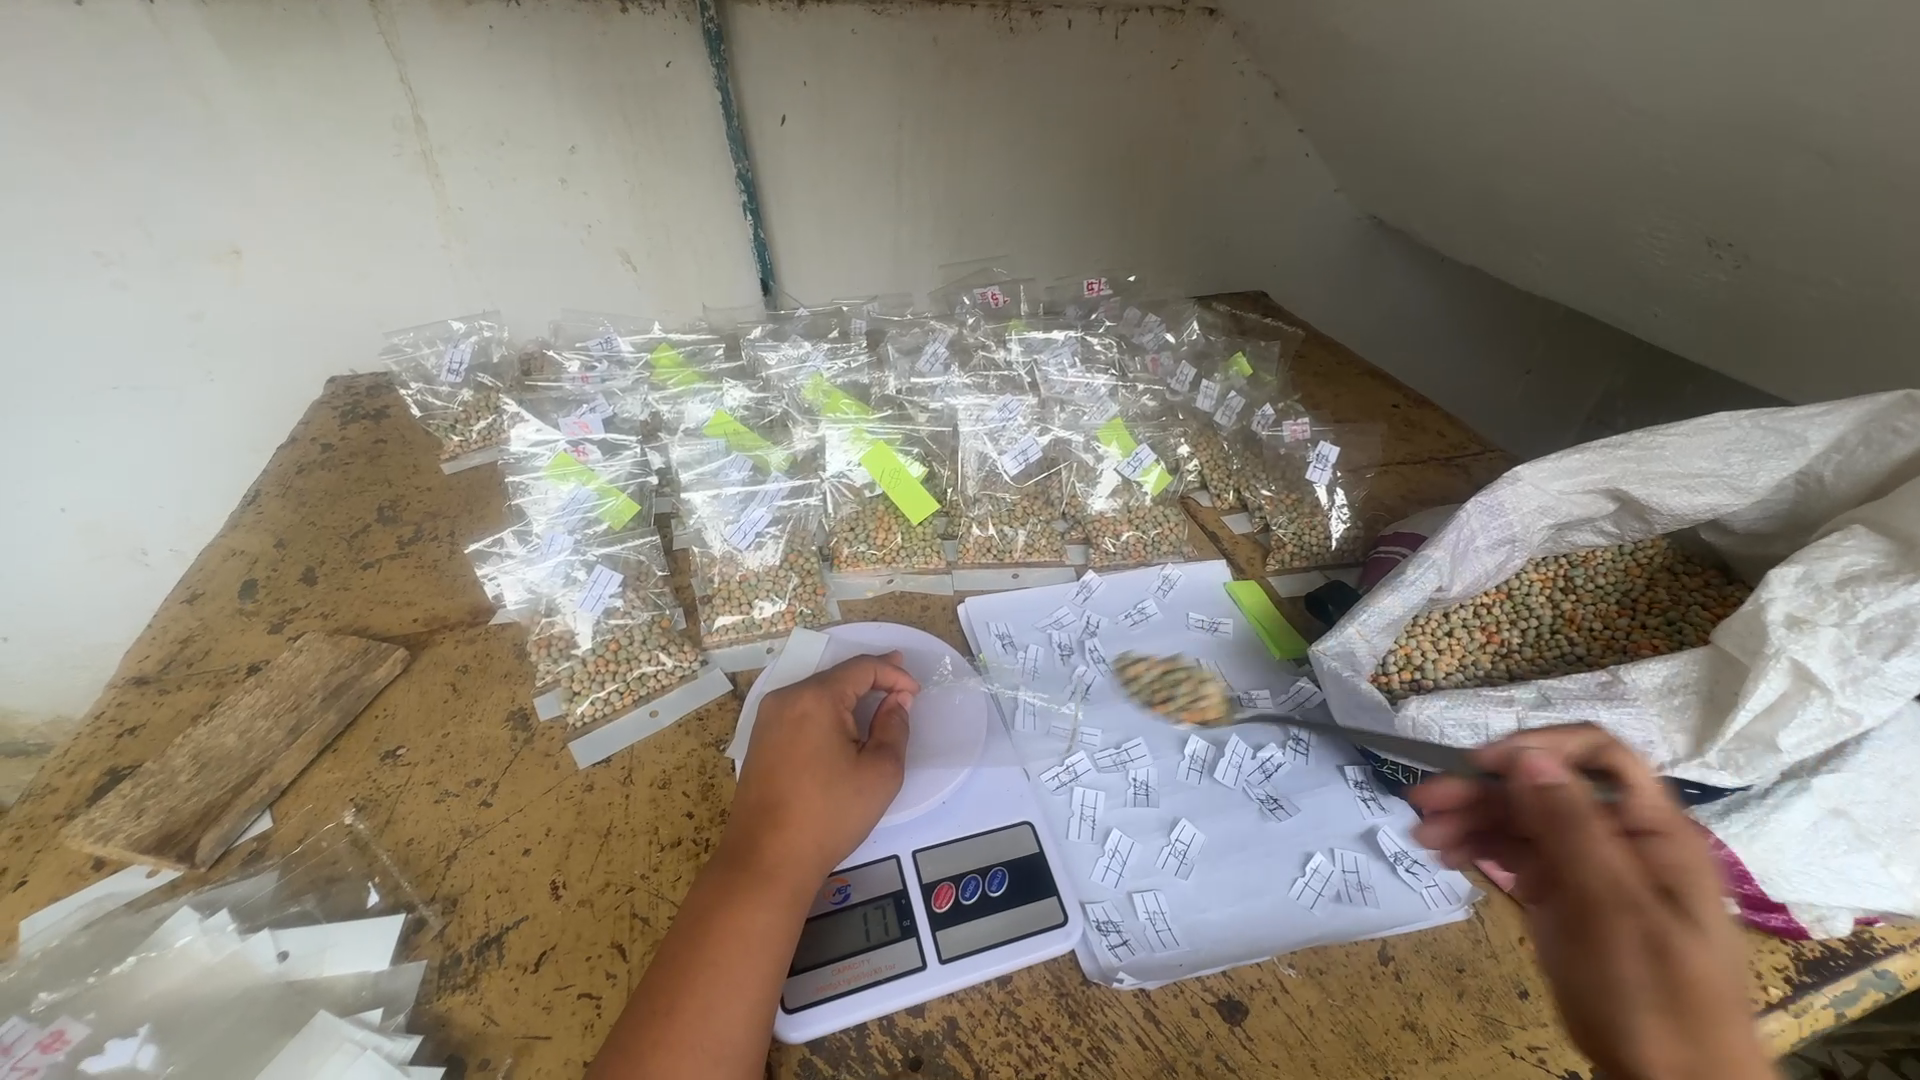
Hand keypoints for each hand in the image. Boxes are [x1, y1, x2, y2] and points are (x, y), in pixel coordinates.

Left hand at [722, 652, 918, 886]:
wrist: (766, 859)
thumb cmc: (829, 815)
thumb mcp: (880, 772)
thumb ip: (894, 726)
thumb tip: (897, 700)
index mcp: (815, 698)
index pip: (861, 667)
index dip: (893, 673)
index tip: (916, 691)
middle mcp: (786, 698)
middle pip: (837, 676)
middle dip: (872, 680)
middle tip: (902, 686)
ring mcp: (768, 719)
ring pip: (818, 693)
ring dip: (849, 695)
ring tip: (878, 703)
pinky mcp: (761, 740)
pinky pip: (801, 711)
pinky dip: (828, 711)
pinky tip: (844, 727)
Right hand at [1409, 725, 1772, 1079]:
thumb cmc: (1653, 997)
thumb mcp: (1612, 909)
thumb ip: (1572, 827)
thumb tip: (1526, 755)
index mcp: (1651, 832)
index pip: (1597, 756)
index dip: (1538, 748)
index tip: (1481, 766)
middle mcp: (1618, 838)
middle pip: (1543, 788)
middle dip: (1482, 790)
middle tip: (1421, 803)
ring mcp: (1590, 868)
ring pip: (1521, 819)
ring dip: (1469, 819)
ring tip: (1422, 836)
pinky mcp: (1563, 895)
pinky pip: (1515, 854)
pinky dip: (1478, 848)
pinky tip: (1445, 855)